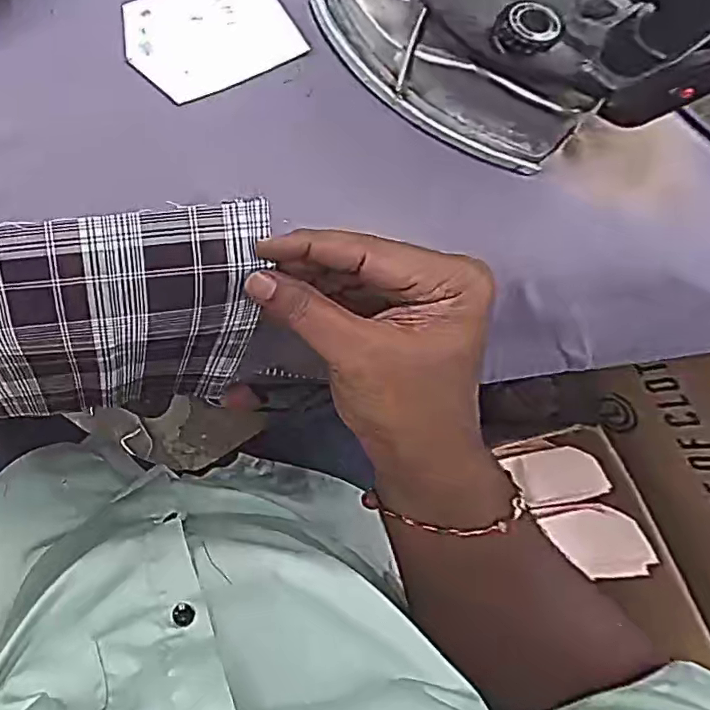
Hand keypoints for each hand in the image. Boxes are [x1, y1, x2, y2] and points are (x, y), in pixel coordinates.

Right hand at [244, 229, 505, 515]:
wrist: (423, 464)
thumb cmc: (408, 415)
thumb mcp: (355, 354)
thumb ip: (306, 310)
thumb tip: (259, 279)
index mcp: (451, 280)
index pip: (370, 252)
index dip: (311, 247)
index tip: (265, 245)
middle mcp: (440, 278)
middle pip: (360, 259)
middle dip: (306, 263)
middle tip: (258, 262)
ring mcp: (419, 296)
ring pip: (351, 275)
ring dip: (308, 278)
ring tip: (265, 276)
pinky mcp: (397, 314)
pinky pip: (351, 294)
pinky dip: (317, 296)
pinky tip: (286, 291)